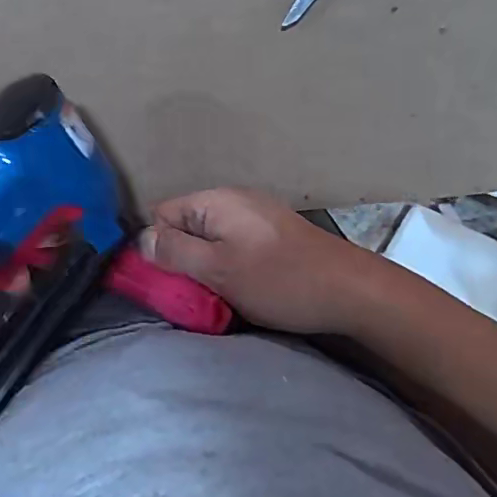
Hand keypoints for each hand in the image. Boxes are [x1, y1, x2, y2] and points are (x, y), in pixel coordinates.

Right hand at [140, 188, 388, 335]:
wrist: (354, 291)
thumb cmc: (281, 280)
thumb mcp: (218, 270)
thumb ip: (174, 252)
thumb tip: (142, 239)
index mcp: (214, 201)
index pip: (161, 215)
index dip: (157, 248)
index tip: (165, 281)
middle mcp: (233, 199)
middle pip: (185, 227)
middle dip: (183, 260)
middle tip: (194, 294)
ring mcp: (256, 215)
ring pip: (210, 240)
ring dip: (208, 267)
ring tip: (220, 296)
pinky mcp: (274, 234)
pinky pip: (235, 246)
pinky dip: (231, 267)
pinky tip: (246, 289)